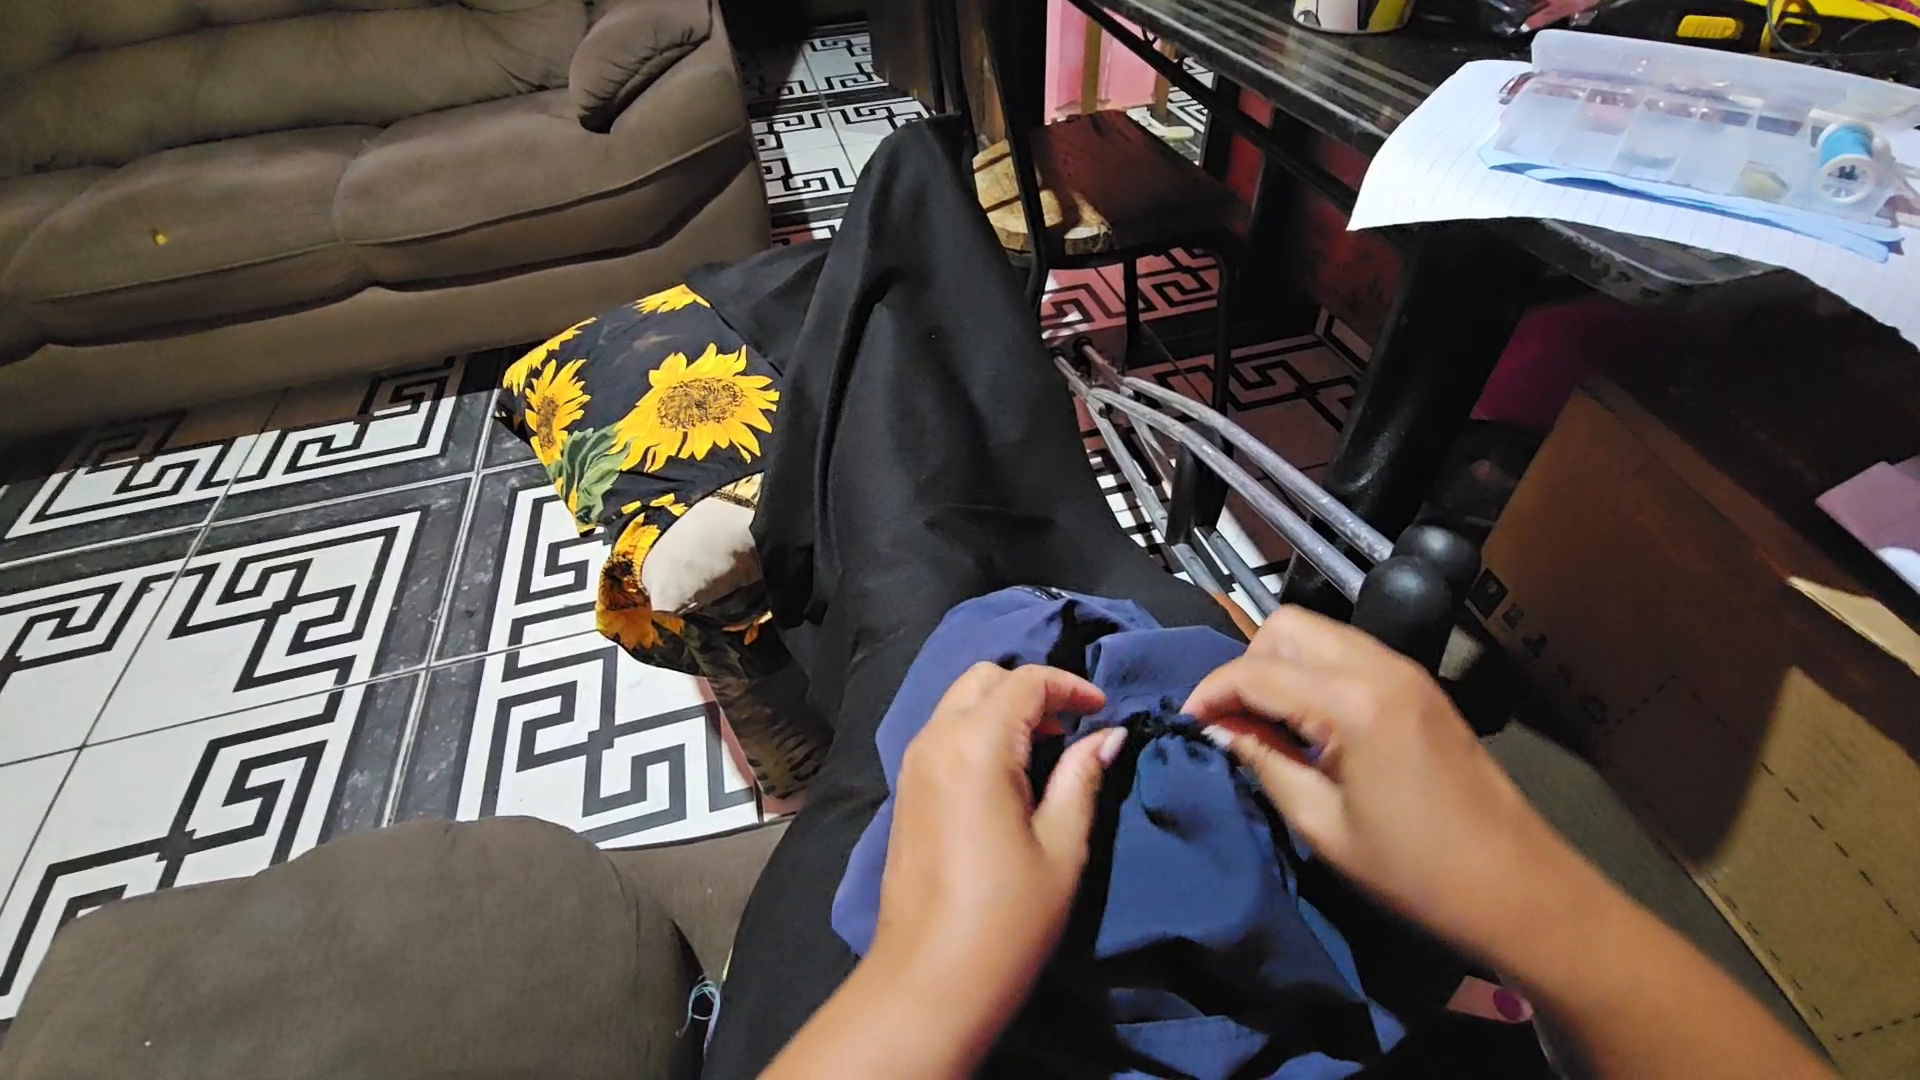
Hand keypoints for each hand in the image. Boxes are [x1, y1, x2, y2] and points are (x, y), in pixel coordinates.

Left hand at [872, 664, 1125, 1039]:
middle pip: (984, 677)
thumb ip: (1082, 777)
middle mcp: (936, 738)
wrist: (927, 980)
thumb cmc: (1007, 918)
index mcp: (976, 744)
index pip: (1024, 682)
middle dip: (1031, 689)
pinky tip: (1008, 771)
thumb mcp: (1061, 846)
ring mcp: (913, 761)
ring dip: (1003, 706)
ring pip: (959, 700)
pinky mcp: (906, 786)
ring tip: (1045, 747)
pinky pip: (944, 730)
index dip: (1069, 685)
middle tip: (1070, 727)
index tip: (1102, 710)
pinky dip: (978, 727)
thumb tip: (1108, 735)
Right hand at [1183, 607, 1575, 955]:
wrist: (1526, 894)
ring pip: (1313, 631)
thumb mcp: (1321, 824)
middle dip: (1245, 666)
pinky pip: (1343, 651)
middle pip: (1283, 627)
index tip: (1188, 723)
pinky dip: (1310, 670)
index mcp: (1353, 702)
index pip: (1255, 671)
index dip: (1210, 693)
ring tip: (1267, 720)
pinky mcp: (1417, 683)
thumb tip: (1217, 729)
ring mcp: (1404, 670)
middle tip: (1234, 720)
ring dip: (1277, 664)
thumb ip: (1261, 759)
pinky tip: (1309, 720)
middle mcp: (1378, 667)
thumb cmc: (1418, 872)